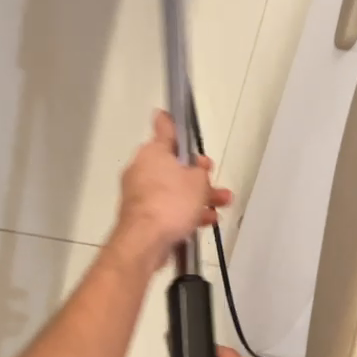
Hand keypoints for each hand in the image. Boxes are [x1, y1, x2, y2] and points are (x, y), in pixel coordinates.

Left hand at [112, 111, 232, 272]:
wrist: (145, 242)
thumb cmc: (171, 203)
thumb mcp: (198, 181)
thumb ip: (200, 171)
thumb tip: (196, 168)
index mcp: (152, 152)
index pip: (164, 130)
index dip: (171, 122)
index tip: (167, 114)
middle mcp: (141, 171)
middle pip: (173, 166)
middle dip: (197, 175)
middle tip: (212, 180)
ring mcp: (138, 196)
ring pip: (172, 191)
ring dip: (196, 198)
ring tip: (219, 205)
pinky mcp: (140, 218)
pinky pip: (166, 210)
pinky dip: (183, 214)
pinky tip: (203, 222)